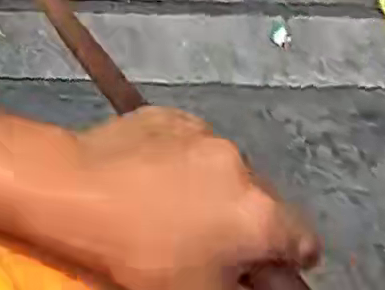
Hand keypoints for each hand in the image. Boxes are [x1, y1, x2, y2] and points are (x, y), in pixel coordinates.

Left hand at [54, 107, 321, 289]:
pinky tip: (153, 176)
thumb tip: (257, 276)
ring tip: (173, 205)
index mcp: (260, 212)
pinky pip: (191, 141)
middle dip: (245, 221)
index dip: (282, 263)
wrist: (81, 190)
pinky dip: (183, 158)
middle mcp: (240, 162)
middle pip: (262, 200)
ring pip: (225, 167)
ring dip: (214, 186)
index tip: (256, 270)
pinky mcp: (168, 112)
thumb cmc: (144, 255)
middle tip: (209, 241)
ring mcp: (202, 130)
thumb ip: (247, 285)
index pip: (303, 242)